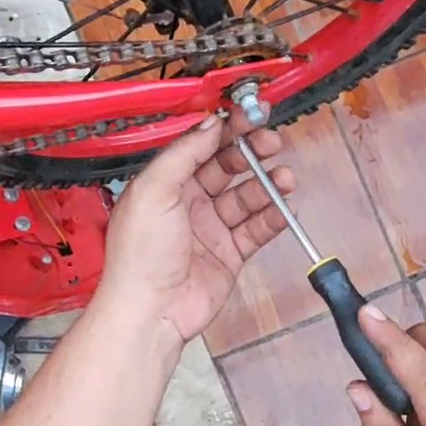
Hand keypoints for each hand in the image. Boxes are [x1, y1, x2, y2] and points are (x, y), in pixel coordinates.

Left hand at [93, 114, 292, 341]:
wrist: (152, 310)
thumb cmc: (141, 255)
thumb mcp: (154, 189)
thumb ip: (184, 153)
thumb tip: (210, 125)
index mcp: (165, 184)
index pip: (200, 147)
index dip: (225, 130)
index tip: (249, 115)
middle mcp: (188, 204)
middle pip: (227, 168)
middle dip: (251, 153)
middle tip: (271, 142)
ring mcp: (210, 229)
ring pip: (246, 198)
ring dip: (267, 184)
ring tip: (284, 176)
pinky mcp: (229, 255)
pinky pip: (257, 230)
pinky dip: (273, 217)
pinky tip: (284, 207)